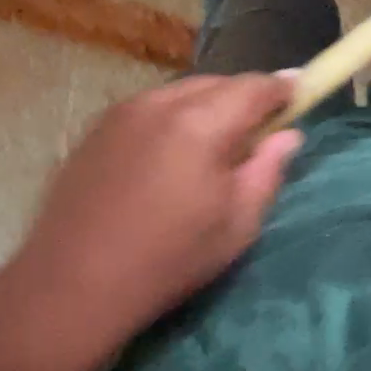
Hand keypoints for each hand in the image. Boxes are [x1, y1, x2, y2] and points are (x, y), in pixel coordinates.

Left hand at [4, 74, 302, 337]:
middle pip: (218, 83)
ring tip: (214, 147)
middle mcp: (160, 102)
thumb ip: (268, 170)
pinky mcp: (96, 128)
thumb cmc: (167, 260)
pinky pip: (151, 108)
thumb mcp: (237, 224)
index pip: (255, 86)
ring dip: (207, 107)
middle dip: (244, 98)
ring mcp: (122, 112)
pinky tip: (170, 157)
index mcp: (201, 123)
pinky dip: (173, 118)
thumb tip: (288, 135)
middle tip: (259, 132)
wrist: (70, 287)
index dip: (283, 88)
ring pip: (182, 92)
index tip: (300, 95)